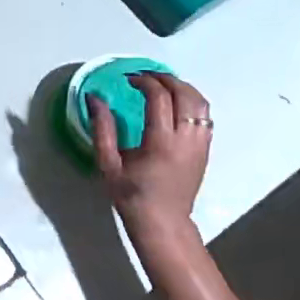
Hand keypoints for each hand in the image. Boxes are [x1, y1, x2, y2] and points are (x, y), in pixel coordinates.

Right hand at [88, 72, 212, 234]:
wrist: (162, 222)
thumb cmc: (131, 196)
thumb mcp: (108, 164)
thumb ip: (102, 129)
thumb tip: (95, 98)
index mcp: (160, 143)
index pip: (159, 98)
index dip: (144, 82)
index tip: (129, 80)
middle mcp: (185, 140)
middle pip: (184, 94)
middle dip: (165, 78)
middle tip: (145, 76)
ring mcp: (200, 144)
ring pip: (200, 102)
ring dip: (182, 87)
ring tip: (162, 84)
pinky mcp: (205, 149)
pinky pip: (205, 116)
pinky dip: (192, 101)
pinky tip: (176, 103)